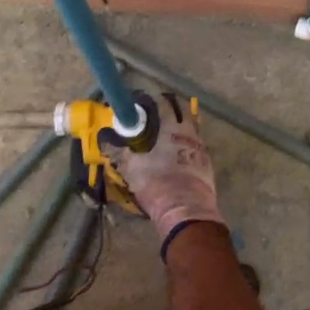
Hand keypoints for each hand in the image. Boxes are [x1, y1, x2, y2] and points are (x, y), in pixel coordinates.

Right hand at [109, 92, 222, 251]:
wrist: (186, 210)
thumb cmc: (157, 184)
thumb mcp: (131, 167)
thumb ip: (116, 150)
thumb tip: (103, 136)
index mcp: (172, 128)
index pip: (165, 104)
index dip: (154, 99)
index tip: (145, 100)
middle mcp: (190, 132)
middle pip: (183, 111)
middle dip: (172, 107)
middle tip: (158, 112)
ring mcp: (201, 148)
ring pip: (193, 128)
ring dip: (182, 125)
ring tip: (168, 132)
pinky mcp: (207, 163)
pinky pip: (196, 146)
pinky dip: (187, 144)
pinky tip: (179, 154)